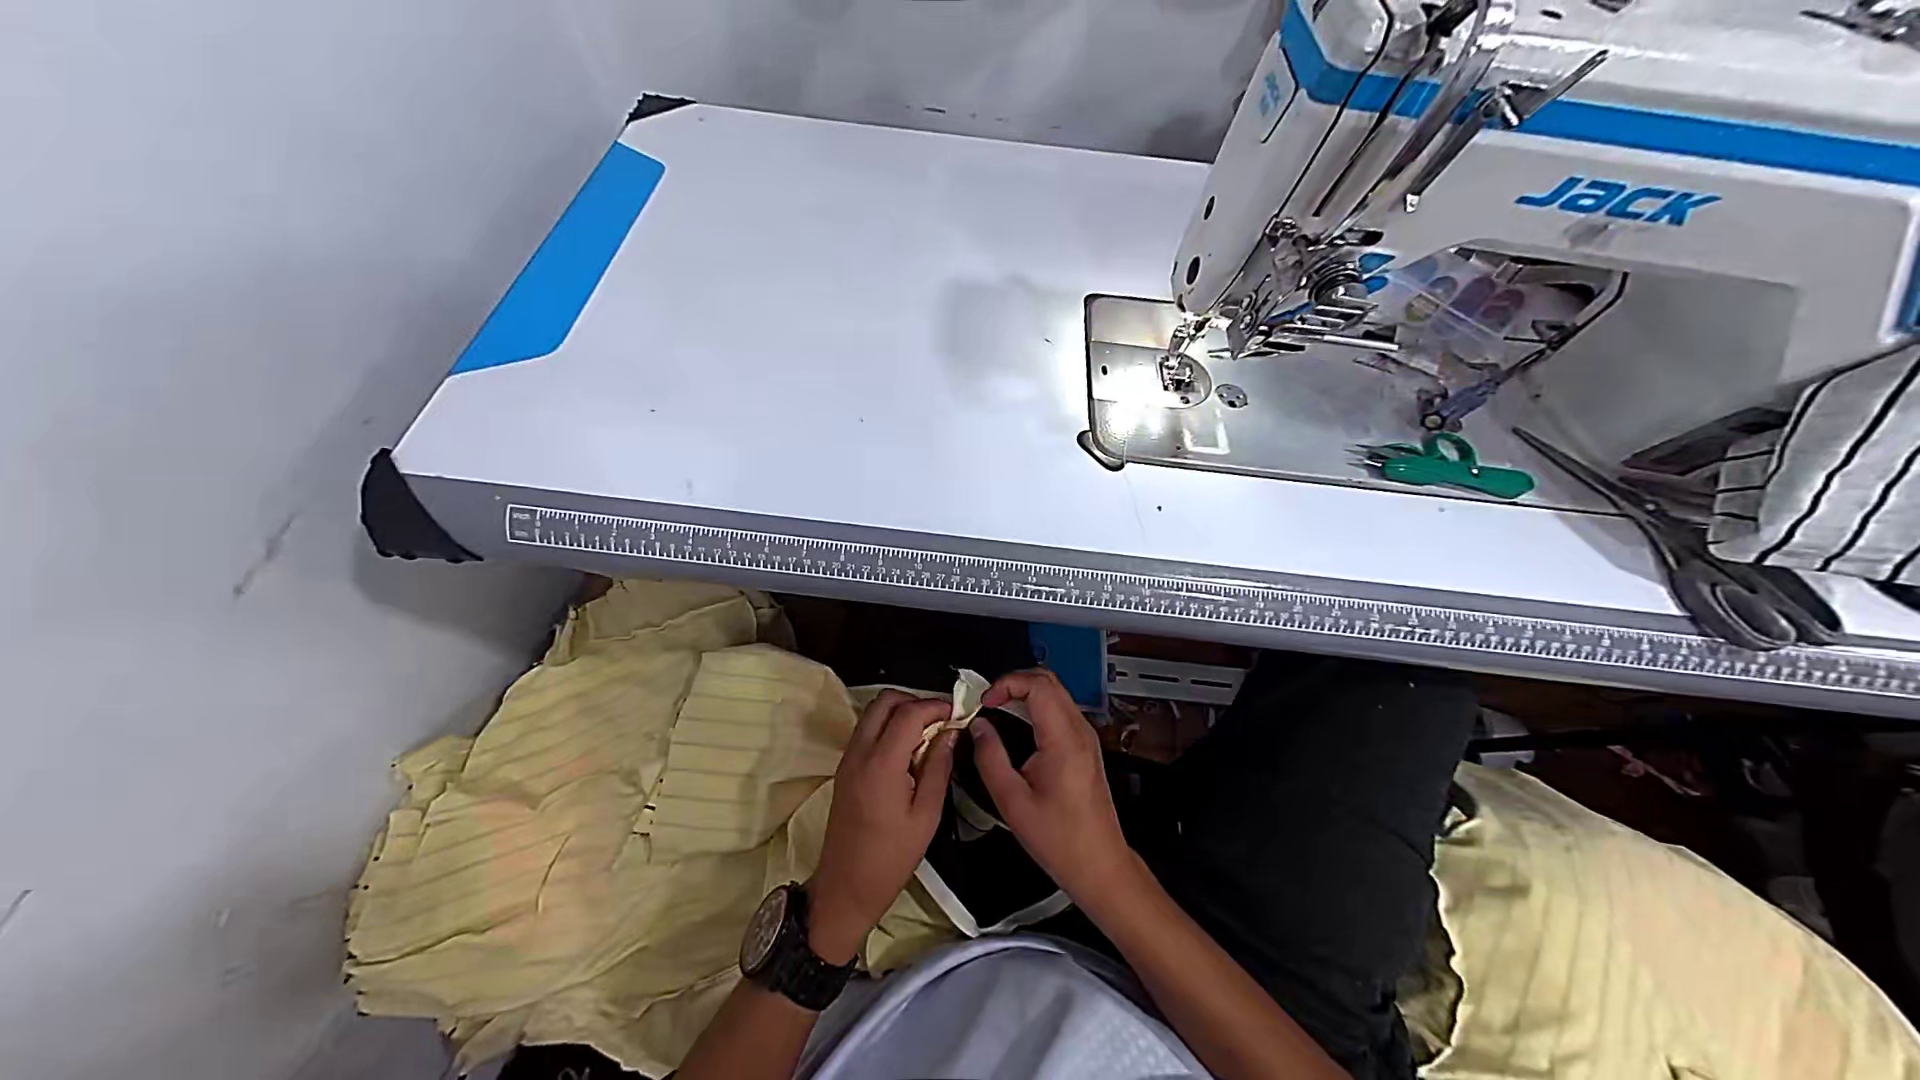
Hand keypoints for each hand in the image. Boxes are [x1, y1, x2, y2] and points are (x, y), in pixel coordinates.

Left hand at [809, 690, 955, 963]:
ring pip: (873, 712)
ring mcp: (848, 758)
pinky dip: (889, 726)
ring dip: (901, 711)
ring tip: (929, 733)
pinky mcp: (845, 767)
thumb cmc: (890, 858)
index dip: (936, 705)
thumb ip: (938, 767)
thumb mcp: (926, 815)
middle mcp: (859, 752)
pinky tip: (910, 749)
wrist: (845, 887)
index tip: (957, 712)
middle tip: (942, 719)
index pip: (908, 712)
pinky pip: (867, 730)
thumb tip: (950, 733)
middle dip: (916, 700)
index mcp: (881, 763)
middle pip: (885, 701)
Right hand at [971, 669, 1137, 901]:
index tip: (985, 701)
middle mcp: (1080, 731)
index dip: (1006, 683)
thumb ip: (990, 757)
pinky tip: (1015, 722)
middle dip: (1013, 682)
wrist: (1099, 863)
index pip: (1037, 685)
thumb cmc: (1060, 839)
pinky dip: (1035, 705)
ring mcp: (1085, 737)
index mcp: (1064, 740)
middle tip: (988, 699)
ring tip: (997, 708)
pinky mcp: (1084, 745)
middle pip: (1048, 680)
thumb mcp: (1012, 801)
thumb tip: (979, 728)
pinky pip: (1059, 709)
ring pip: (1055, 692)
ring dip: (1024, 692)